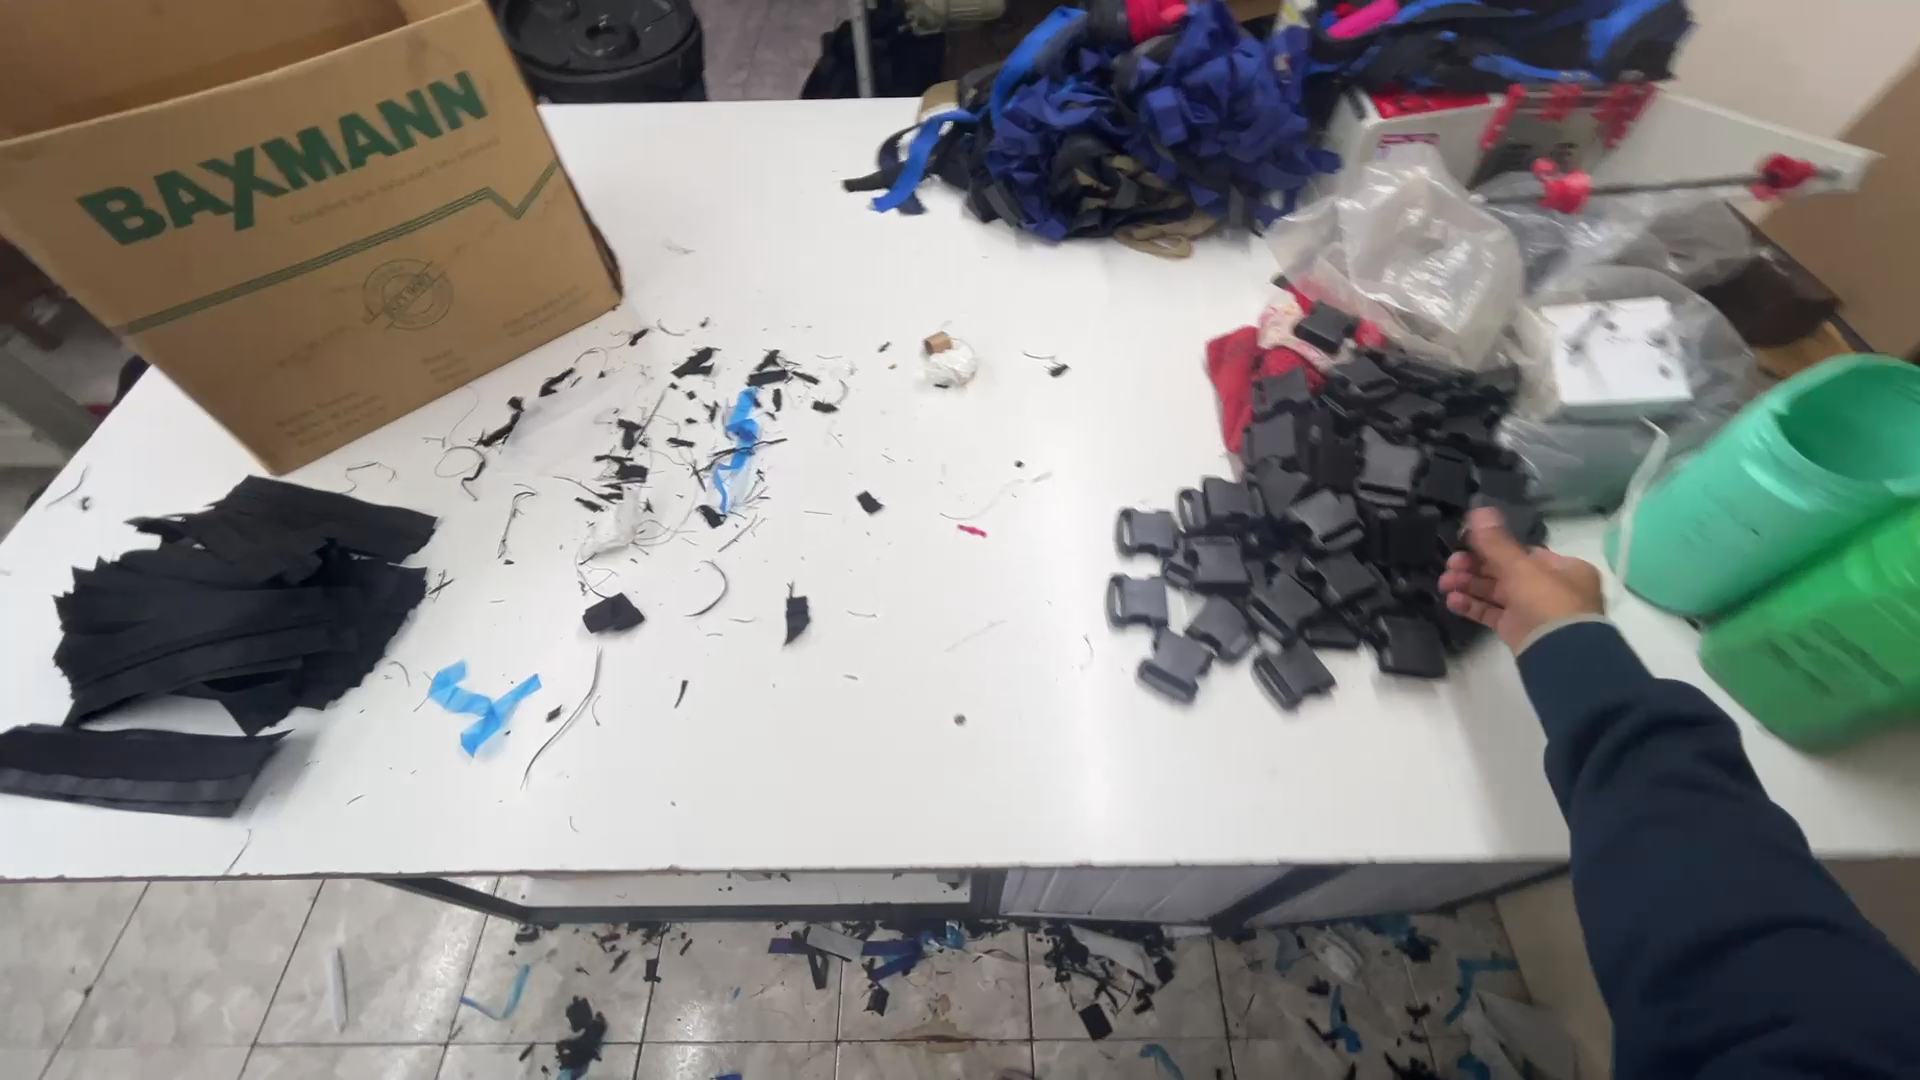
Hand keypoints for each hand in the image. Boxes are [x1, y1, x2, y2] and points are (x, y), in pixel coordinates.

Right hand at [1439, 506, 1603, 653]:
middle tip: (1449, 565)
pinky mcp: (1517, 628)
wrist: (1559, 650)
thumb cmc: (1548, 601)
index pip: (1521, 551)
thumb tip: (1478, 509)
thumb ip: (1495, 542)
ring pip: (1494, 592)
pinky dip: (1471, 605)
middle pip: (1504, 571)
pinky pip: (1491, 612)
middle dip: (1473, 568)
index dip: (1491, 547)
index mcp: (1563, 568)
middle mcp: (1550, 587)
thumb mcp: (1520, 567)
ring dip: (1468, 586)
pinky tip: (1452, 601)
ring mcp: (1533, 609)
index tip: (1464, 546)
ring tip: (1444, 584)